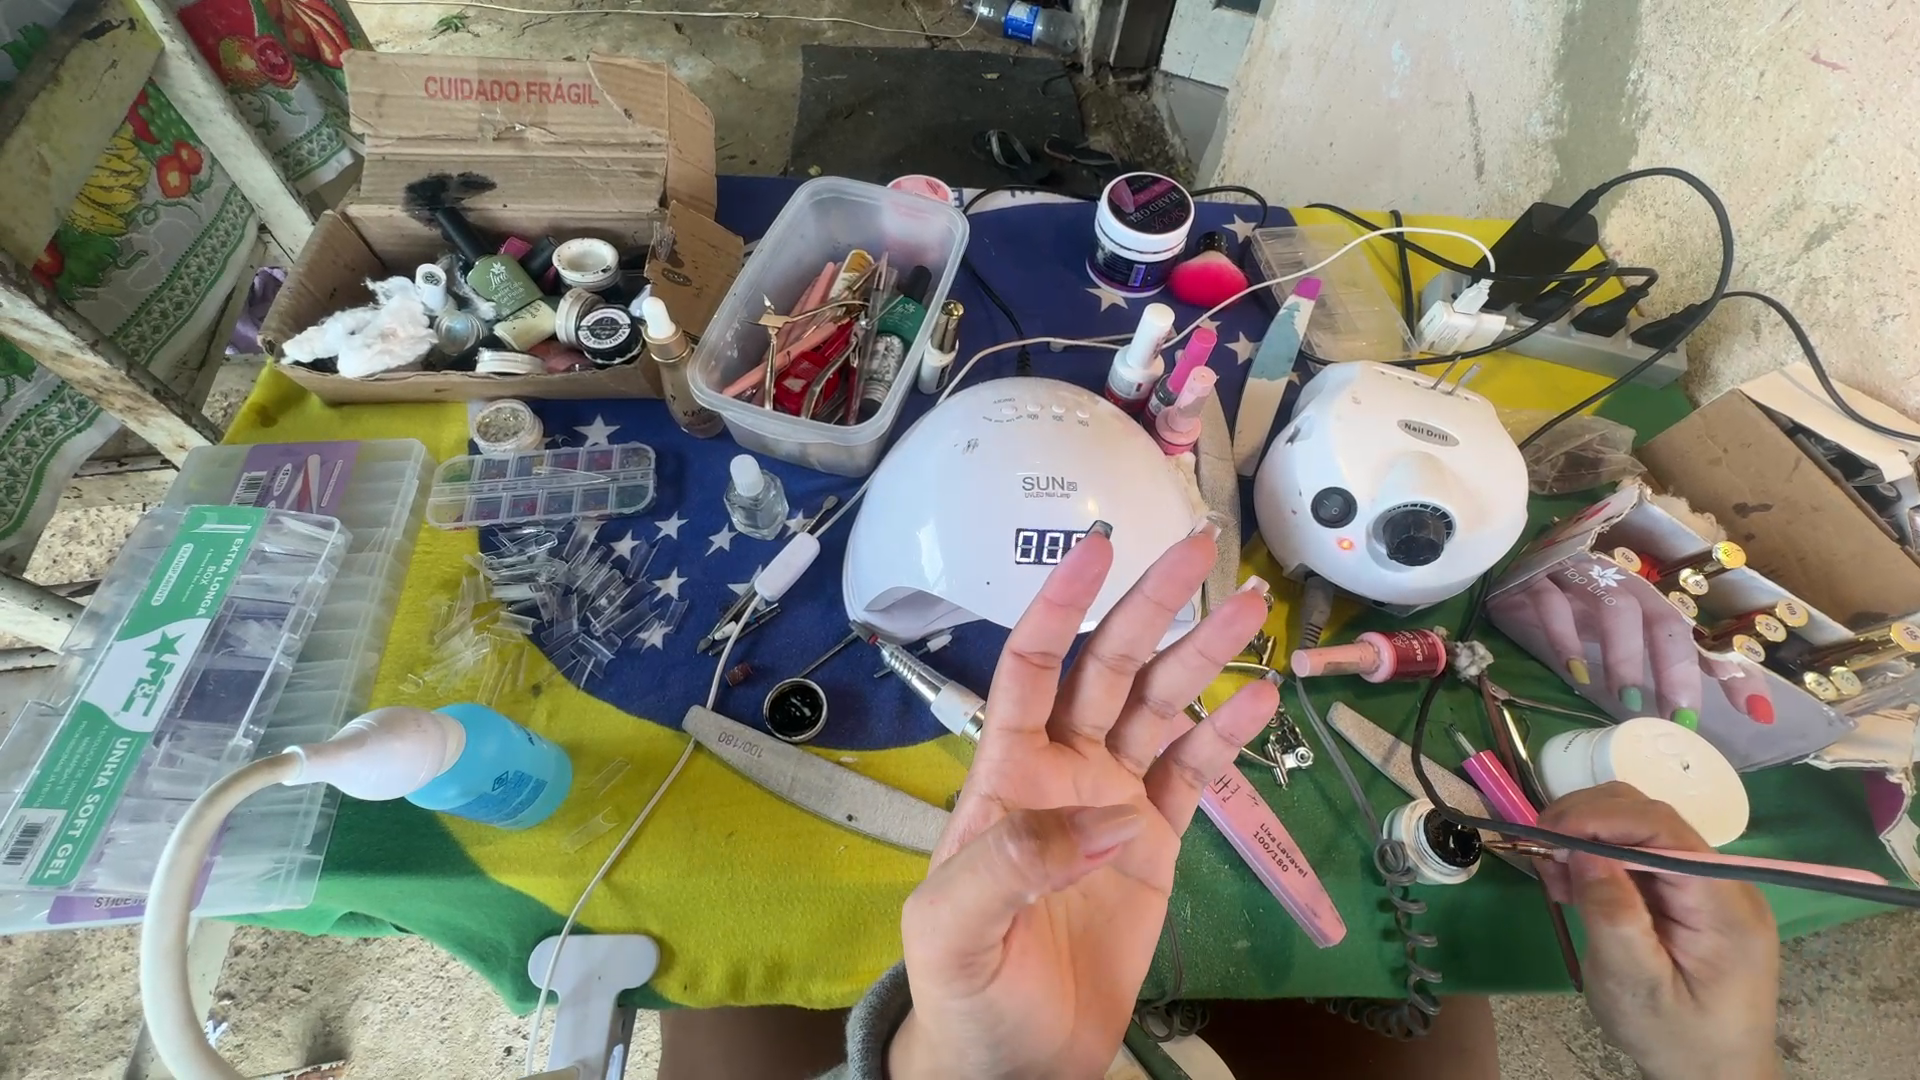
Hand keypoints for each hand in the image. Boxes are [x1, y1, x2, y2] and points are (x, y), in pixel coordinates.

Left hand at [889, 524, 1277, 1078]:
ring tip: (1250, 608)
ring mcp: (1114, 795)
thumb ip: (1009, 863)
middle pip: (1112, 667)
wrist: (1017, 1055)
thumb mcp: (956, 929)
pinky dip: (1226, 735)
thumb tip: (1103, 820)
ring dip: (1203, 655)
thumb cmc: (968, 986)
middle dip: (1153, 607)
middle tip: (1202, 550)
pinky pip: (1194, 772)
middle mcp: (1066, 764)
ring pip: (1162, 706)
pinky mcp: (1157, 837)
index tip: (1095, 549)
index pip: (1033, 665)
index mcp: (1010, 767)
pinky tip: (1259, 699)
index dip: (1060, 605)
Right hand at [1490, 562, 1772, 725]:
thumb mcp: (1612, 628)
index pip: (1699, 633)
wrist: (1504, 563)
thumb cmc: (1563, 599)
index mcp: (1642, 595)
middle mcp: (1618, 581)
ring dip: (1625, 657)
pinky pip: (1553, 605)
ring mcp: (1575, 576)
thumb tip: (1693, 698)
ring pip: (1614, 609)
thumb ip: (1649, 652)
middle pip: (1661, 618)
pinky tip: (1574, 670)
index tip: (1756, 715)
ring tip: (1627, 700)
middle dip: (1676, 668)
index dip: (1730, 669)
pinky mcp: (1534, 578)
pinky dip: (1566, 638)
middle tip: (1680, 715)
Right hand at [1538, 783, 1781, 1079]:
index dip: (1598, 818)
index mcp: (1723, 907)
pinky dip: (1587, 845)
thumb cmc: (1674, 1036)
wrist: (1710, 1074)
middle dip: (1583, 819)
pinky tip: (1569, 876)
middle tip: (1541, 851)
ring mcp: (1700, 883)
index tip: (1546, 835)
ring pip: (1632, 818)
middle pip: (1646, 813)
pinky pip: (1628, 842)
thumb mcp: (1634, 984)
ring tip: (1553, 868)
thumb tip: (1584, 850)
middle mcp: (1721, 882)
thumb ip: (1614, 917)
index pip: (1662, 829)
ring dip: (1581, 829)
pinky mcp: (1678, 887)